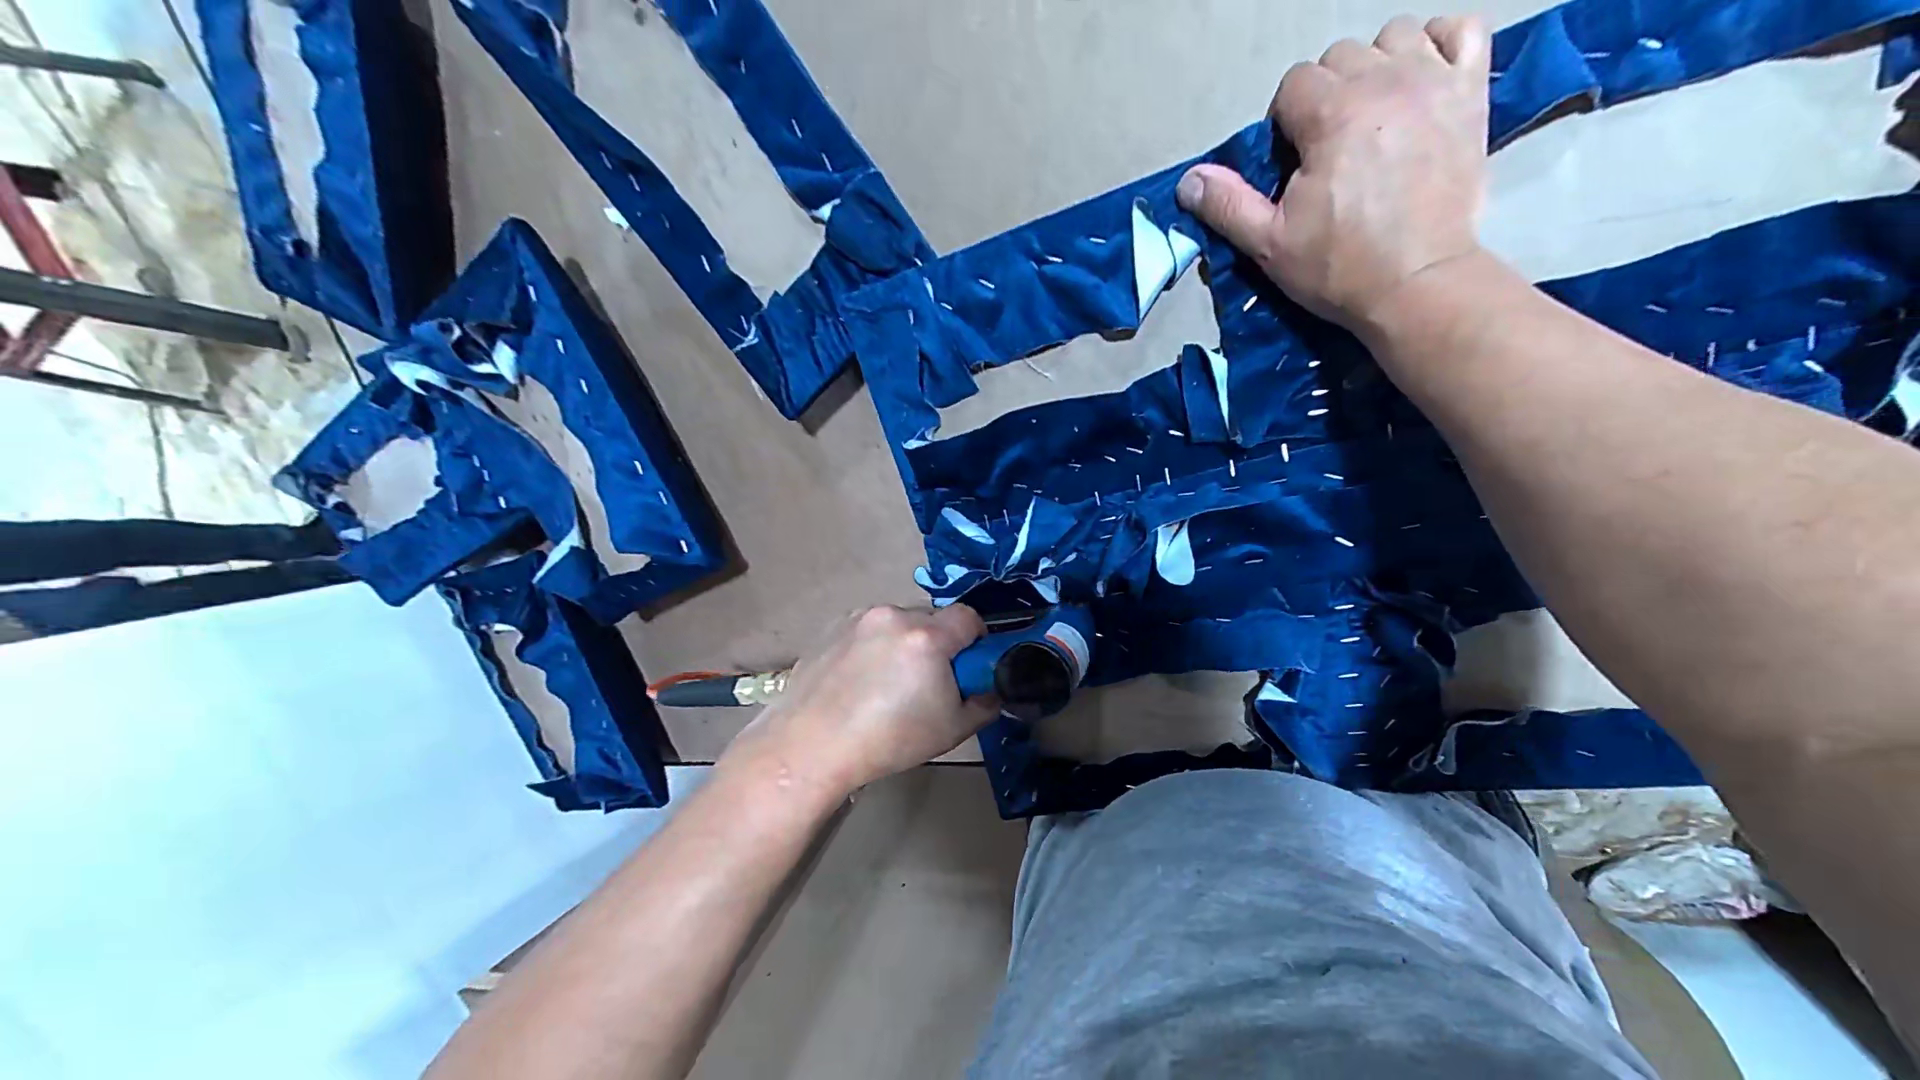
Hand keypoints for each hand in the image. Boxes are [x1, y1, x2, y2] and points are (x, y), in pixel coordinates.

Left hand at [719, 605, 998, 800]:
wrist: (810, 745)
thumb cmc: (887, 741)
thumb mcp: (952, 730)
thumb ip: (984, 703)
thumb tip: (990, 690)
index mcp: (927, 637)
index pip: (970, 618)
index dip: (975, 641)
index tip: (967, 667)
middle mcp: (894, 616)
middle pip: (933, 618)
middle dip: (939, 643)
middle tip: (928, 682)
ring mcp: (859, 618)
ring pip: (899, 622)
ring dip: (905, 642)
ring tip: (889, 684)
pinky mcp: (833, 626)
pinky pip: (869, 628)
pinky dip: (875, 645)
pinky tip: (861, 680)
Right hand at [1176, 14, 1491, 334]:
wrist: (1417, 283)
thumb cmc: (1338, 266)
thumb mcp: (1268, 244)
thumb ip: (1227, 205)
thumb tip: (1189, 180)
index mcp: (1333, 114)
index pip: (1294, 84)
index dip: (1284, 123)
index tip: (1292, 163)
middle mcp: (1386, 82)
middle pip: (1341, 56)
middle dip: (1325, 95)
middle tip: (1326, 148)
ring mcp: (1435, 82)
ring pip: (1396, 36)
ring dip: (1376, 67)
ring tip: (1370, 116)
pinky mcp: (1471, 95)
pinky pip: (1463, 32)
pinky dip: (1438, 47)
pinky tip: (1420, 82)